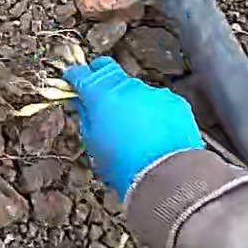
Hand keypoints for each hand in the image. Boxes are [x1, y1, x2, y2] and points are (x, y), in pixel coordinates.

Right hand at [64, 57, 203, 198]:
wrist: (167, 176)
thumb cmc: (124, 166)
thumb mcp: (93, 144)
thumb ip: (86, 118)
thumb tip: (83, 103)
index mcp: (101, 96)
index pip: (82, 75)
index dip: (75, 76)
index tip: (72, 80)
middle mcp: (127, 87)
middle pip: (109, 71)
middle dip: (101, 76)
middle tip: (98, 91)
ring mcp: (153, 92)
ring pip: (135, 89)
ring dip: (130, 100)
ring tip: (133, 125)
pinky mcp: (174, 101)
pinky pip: (158, 101)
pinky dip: (153, 111)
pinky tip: (155, 131)